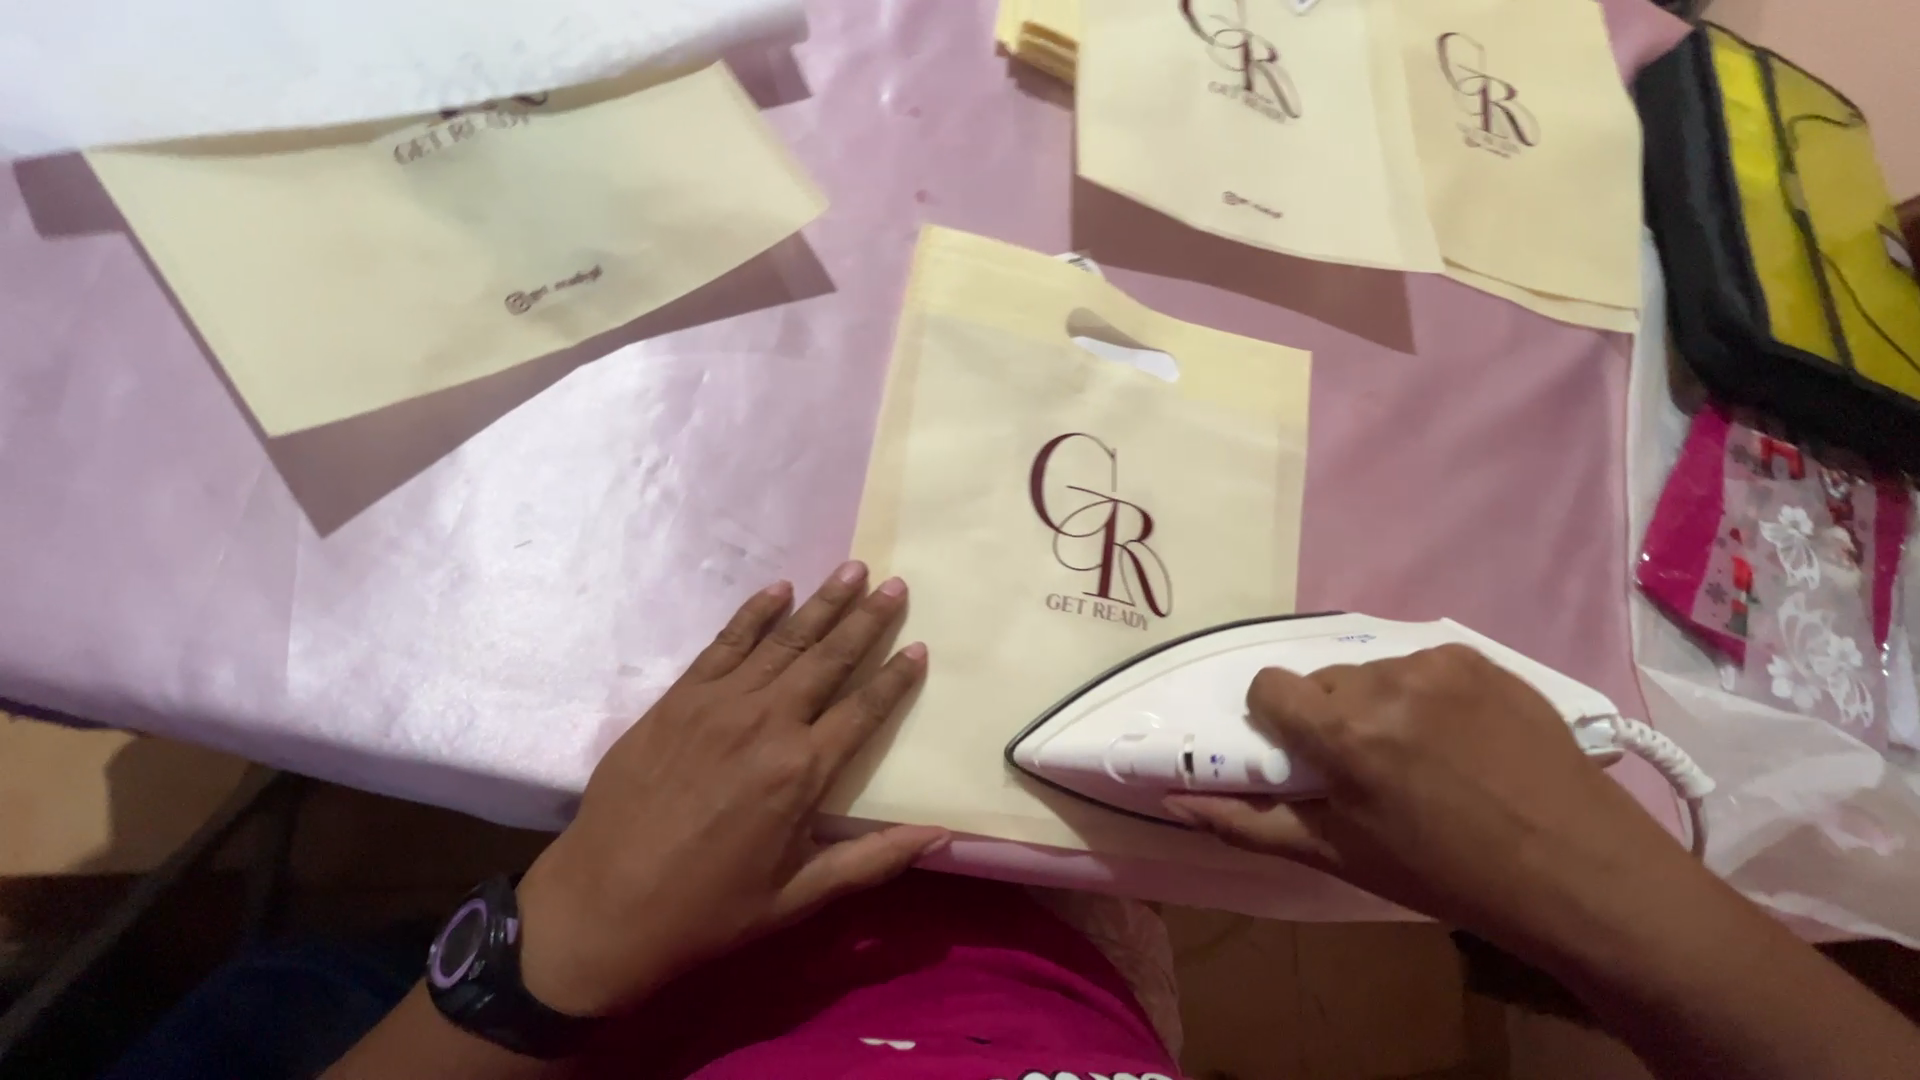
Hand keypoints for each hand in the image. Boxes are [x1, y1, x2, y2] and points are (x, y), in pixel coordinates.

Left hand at [512, 563, 945, 1017]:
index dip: (896, 677)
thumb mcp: (798, 897)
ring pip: (784, 640)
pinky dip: (754, 613)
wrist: (600, 908)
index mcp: (802, 771)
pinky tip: (779, 589)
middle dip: (867, 619)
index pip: (865, 708)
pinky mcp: (678, 698)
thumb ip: (873, 860)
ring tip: (853, 570)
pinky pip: (724, 643)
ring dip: (822, 603)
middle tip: (896, 584)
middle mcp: (767, 723)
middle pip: (830, 659)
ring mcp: (719, 704)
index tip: (920, 646)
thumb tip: (941, 834)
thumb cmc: (708, 910)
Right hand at [1164, 645, 1695, 957]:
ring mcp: (1438, 664)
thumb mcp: (1339, 855)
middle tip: (1369, 766)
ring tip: (1422, 752)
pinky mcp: (1480, 658)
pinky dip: (1422, 692)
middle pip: (1321, 680)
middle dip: (1329, 716)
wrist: (1585, 877)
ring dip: (1376, 704)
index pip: (1269, 686)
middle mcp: (1384, 683)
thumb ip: (1247, 822)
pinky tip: (1460, 734)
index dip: (1278, 721)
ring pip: (1369, 671)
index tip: (1306, 756)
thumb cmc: (1447, 874)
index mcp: (1344, 734)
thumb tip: (1176, 801)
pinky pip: (1419, 663)